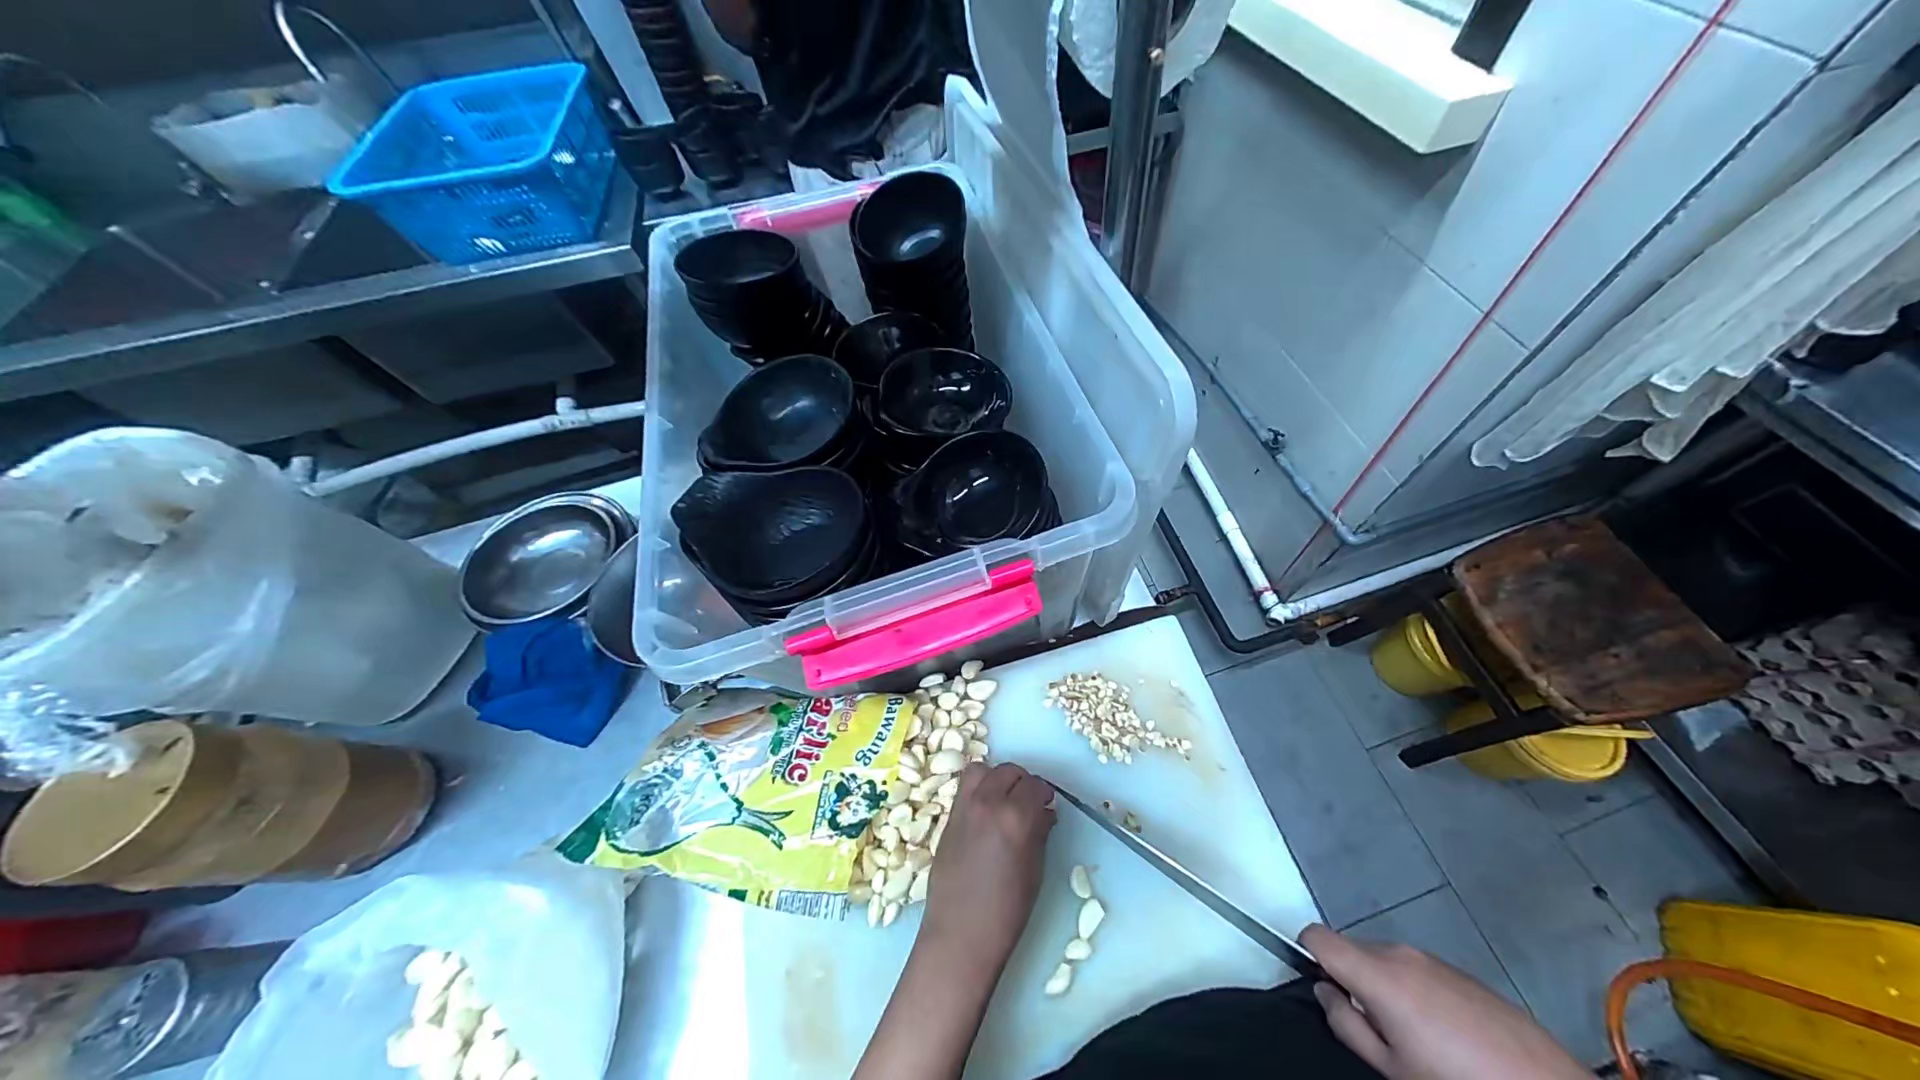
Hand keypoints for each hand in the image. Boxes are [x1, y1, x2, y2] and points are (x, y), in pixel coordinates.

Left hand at [920, 762, 1056, 970]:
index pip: (1034, 785)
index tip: (1047, 804)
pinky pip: (964, 788)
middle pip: (1008, 771)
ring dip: (997, 778)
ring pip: (981, 770)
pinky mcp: (947, 819)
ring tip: (1005, 800)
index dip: (1044, 793)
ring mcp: (963, 808)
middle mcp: (987, 803)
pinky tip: (986, 813)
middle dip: (1023, 782)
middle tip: (1030, 802)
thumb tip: (1044, 812)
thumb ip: (1039, 832)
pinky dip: (978, 790)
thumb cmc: (1007, 911)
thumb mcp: (1034, 870)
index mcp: (1015, 816)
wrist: (961, 934)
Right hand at [1301, 924, 1589, 1079]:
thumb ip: (1346, 1024)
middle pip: (1353, 949)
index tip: (1320, 985)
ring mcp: (1435, 960)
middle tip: (1375, 1029)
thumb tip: (1326, 994)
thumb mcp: (1391, 1067)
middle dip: (1352, 979)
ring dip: (1385, 987)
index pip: (1317, 936)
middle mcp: (1401, 953)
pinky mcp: (1462, 973)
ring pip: (1386, 961)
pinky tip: (1446, 1036)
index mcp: (1377, 972)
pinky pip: (1420, 972)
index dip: (1307, 955)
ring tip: (1416, 1038)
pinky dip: (1417, 992)